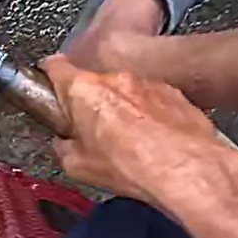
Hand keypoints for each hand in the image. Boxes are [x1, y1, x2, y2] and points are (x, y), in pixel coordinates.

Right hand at [43, 54, 237, 217]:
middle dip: (87, 103)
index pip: (54, 66)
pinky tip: (151, 142)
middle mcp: (115, 78)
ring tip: (126, 142)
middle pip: (91, 83)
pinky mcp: (174, 94)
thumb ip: (63, 146)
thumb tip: (65, 144)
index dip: (47, 76)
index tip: (48, 88)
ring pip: (123, 91)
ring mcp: (147, 83)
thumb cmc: (133, 166)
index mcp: (82, 90)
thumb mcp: (76, 165)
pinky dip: (147, 115)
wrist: (189, 171)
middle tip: (88, 131)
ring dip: (119, 109)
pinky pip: (151, 101)